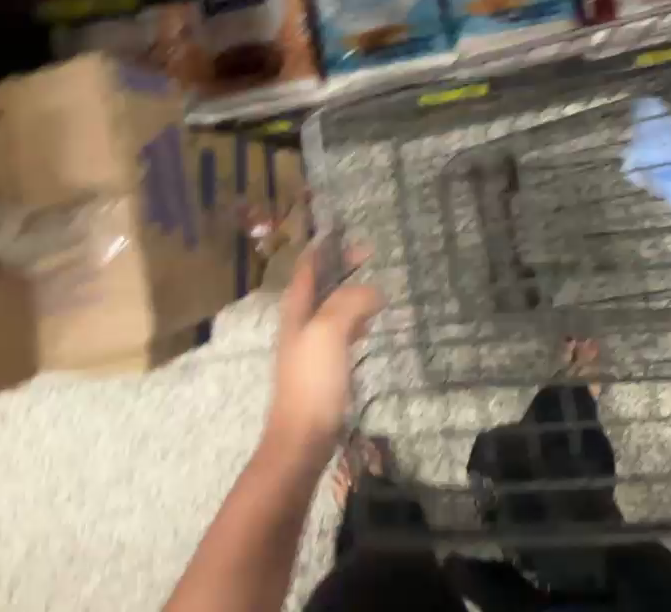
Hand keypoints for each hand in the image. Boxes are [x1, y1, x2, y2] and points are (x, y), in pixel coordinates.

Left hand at [263, 231, 381, 465]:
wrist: (301, 440)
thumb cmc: (312, 382)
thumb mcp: (330, 332)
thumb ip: (349, 302)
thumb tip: (373, 290)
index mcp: (296, 309)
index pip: (308, 266)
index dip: (324, 246)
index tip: (344, 230)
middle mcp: (299, 323)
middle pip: (319, 284)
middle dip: (340, 266)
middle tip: (369, 254)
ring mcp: (310, 347)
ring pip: (330, 307)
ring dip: (349, 292)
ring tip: (373, 284)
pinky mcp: (322, 369)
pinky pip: (339, 331)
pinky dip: (354, 319)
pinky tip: (368, 324)